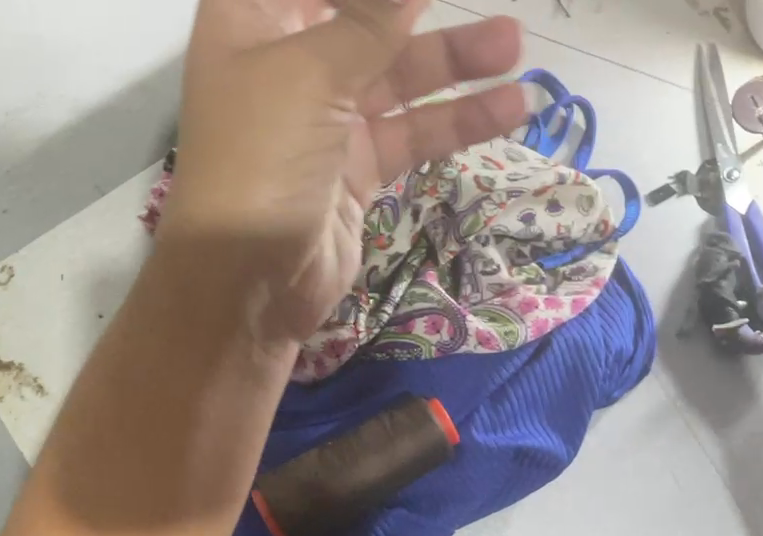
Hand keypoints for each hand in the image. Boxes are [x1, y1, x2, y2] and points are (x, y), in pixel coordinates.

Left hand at [158, 0, 525, 349]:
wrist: (249, 282)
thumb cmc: (261, 160)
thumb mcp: (310, 74)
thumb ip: (369, 19)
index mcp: (252, 18)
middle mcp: (288, 61)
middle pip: (363, 15)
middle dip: (418, 6)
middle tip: (487, 6)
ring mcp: (325, 120)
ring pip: (397, 76)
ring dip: (454, 62)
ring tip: (513, 46)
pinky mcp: (356, 170)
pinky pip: (411, 133)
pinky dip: (455, 123)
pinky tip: (508, 108)